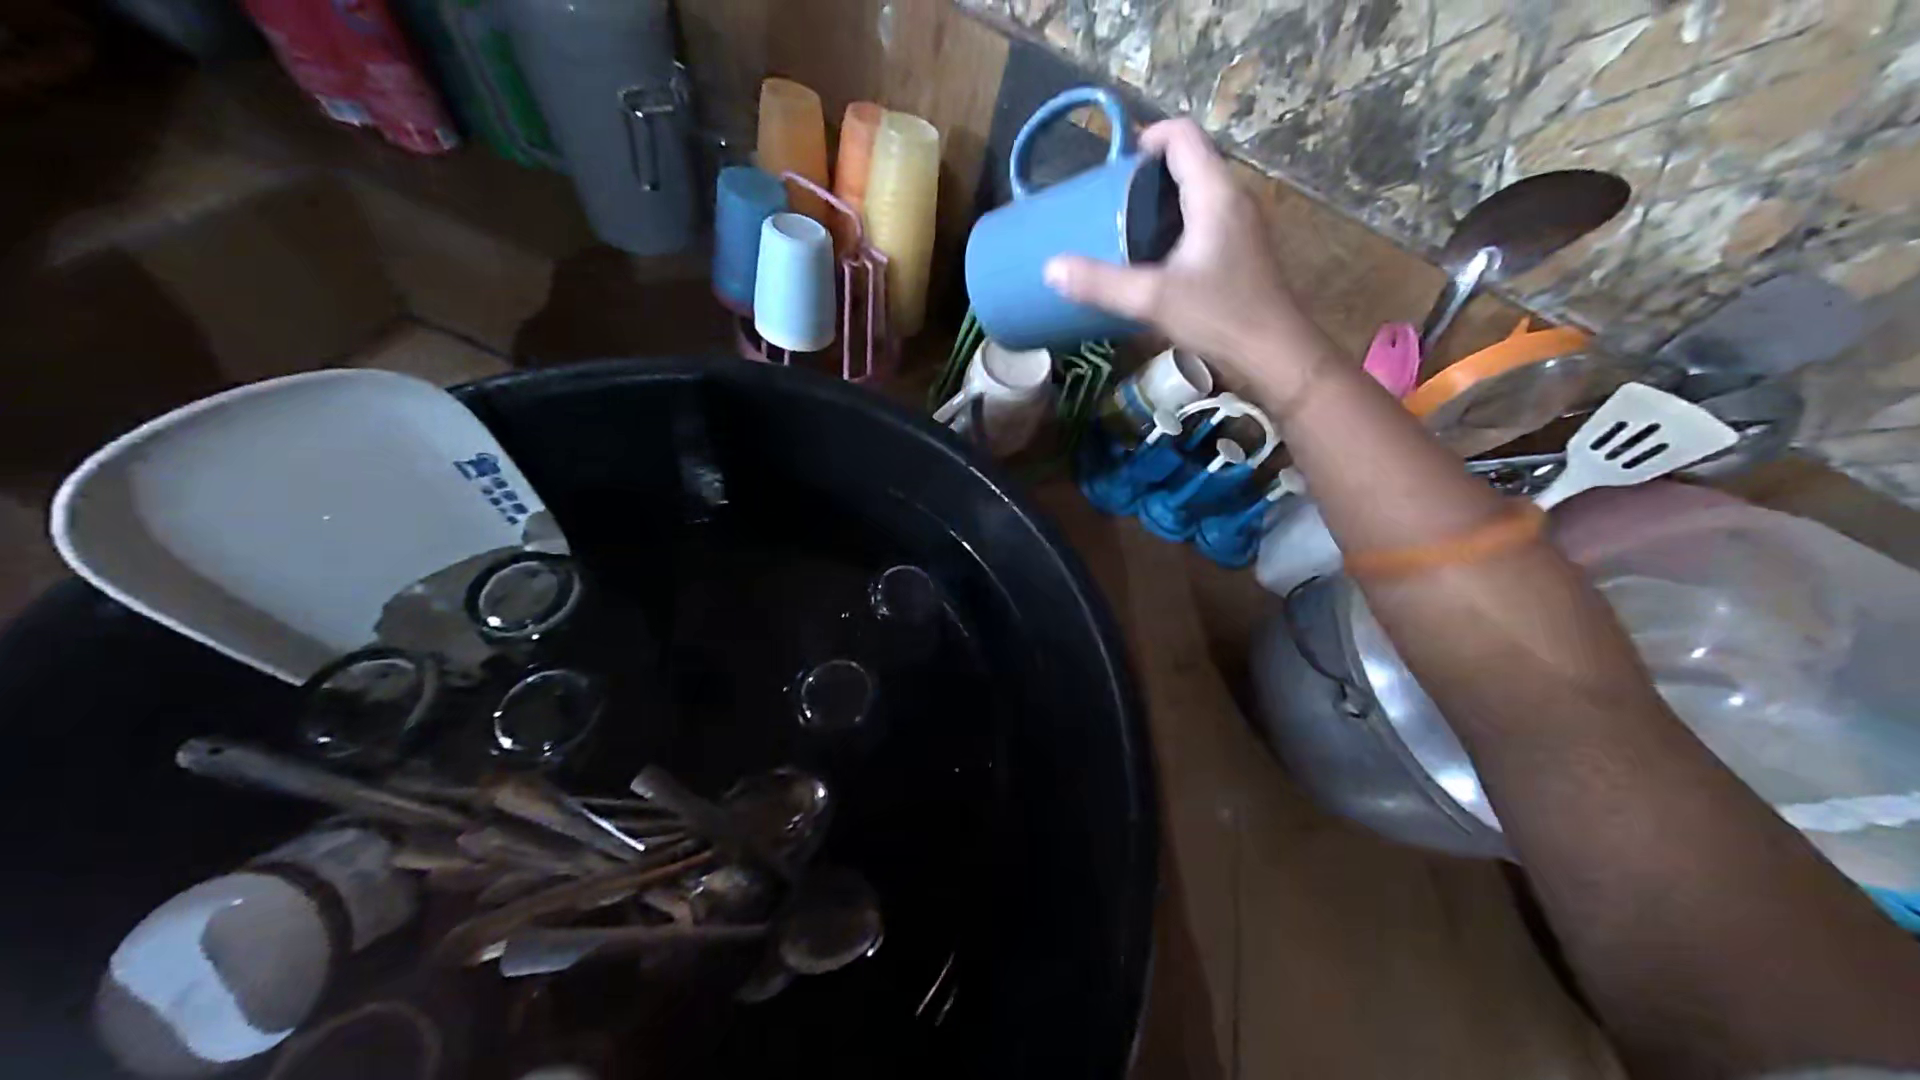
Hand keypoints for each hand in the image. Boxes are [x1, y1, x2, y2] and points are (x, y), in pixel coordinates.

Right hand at [1044, 119, 1331, 406]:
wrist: (1274, 353)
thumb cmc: (1220, 316)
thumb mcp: (1153, 299)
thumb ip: (1101, 284)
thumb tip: (1051, 269)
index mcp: (1215, 194)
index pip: (1183, 136)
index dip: (1148, 138)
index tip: (1115, 167)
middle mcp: (1232, 200)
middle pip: (1189, 163)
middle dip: (1146, 176)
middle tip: (1109, 202)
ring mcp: (1240, 226)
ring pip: (1195, 195)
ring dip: (1158, 204)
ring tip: (1122, 229)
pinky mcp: (1239, 252)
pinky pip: (1202, 222)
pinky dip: (1173, 228)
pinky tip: (1151, 260)